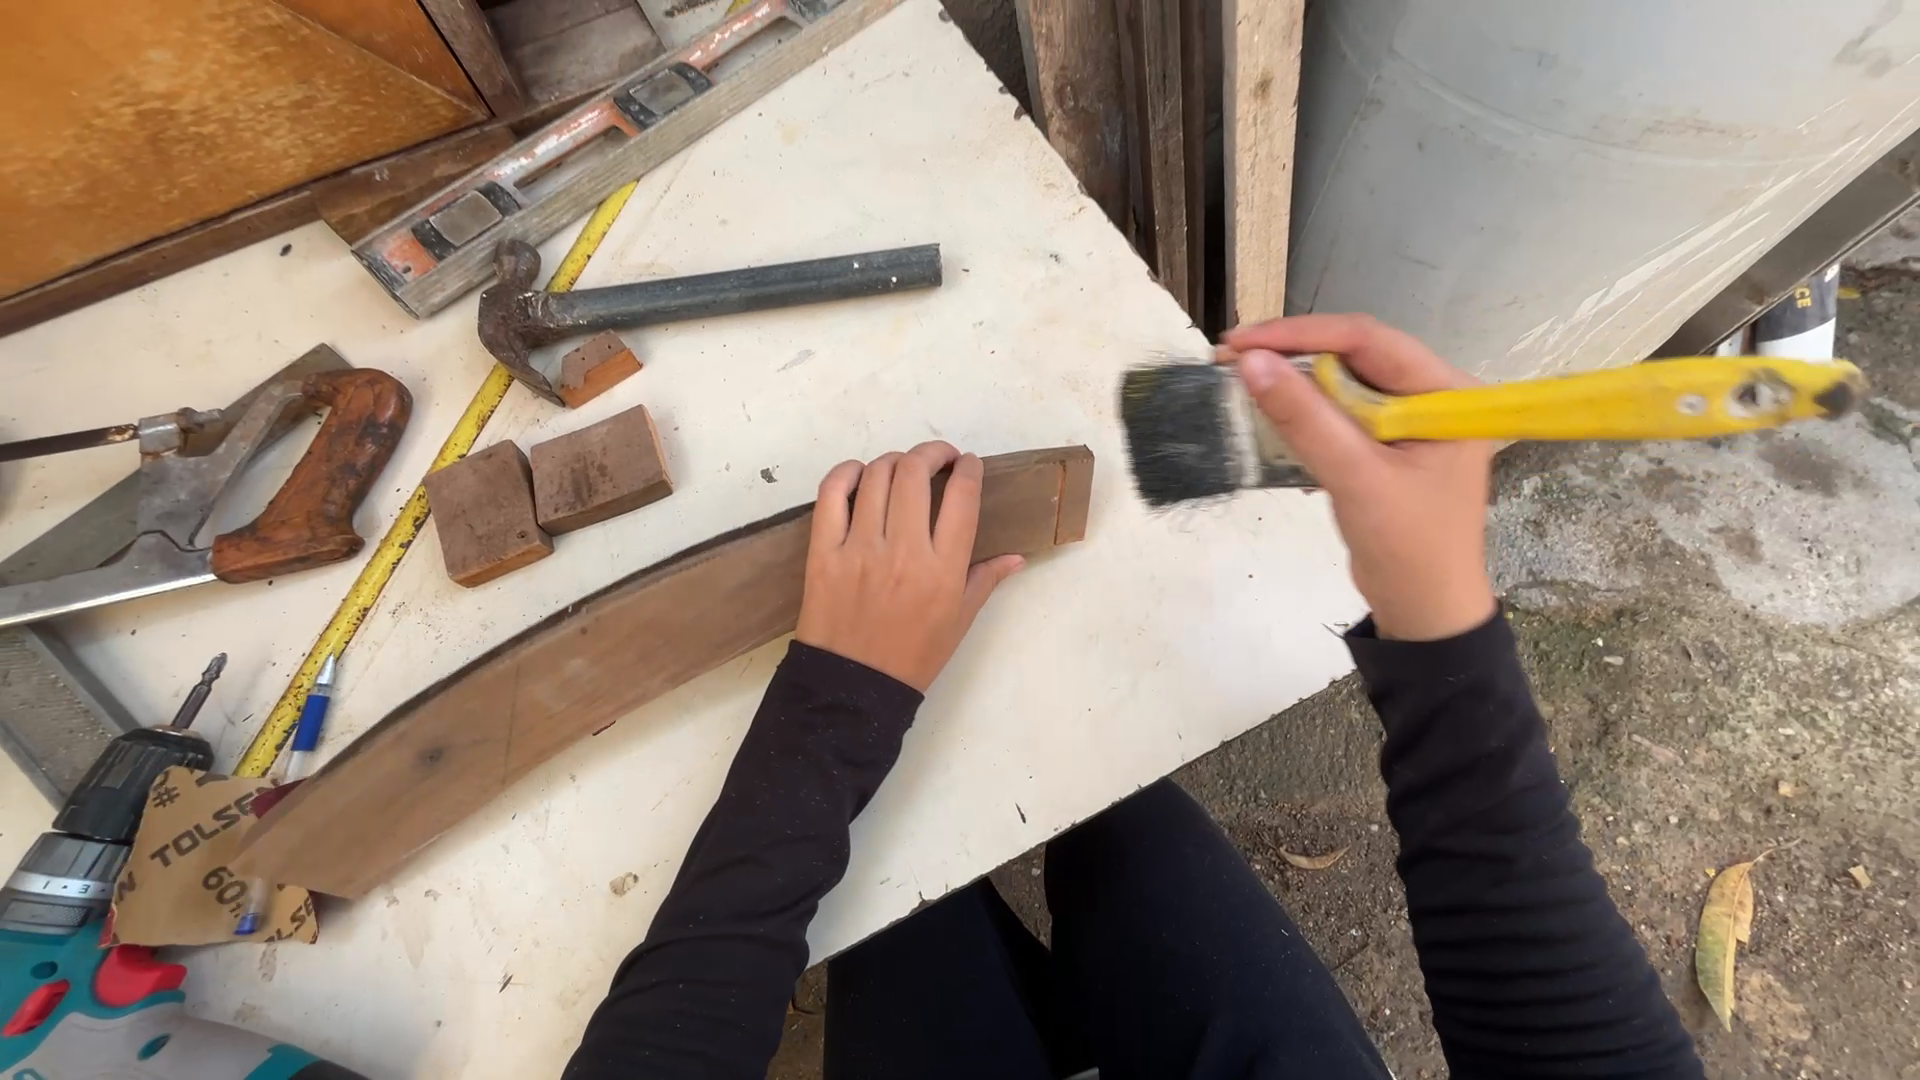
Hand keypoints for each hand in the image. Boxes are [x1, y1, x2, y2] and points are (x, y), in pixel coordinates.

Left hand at [795, 441, 1024, 691]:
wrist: (853, 686)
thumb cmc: (913, 656)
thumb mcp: (960, 621)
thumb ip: (986, 580)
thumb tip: (1016, 556)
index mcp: (943, 569)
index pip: (962, 497)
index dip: (968, 469)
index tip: (967, 464)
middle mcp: (904, 551)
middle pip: (916, 473)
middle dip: (932, 453)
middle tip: (938, 459)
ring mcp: (859, 549)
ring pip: (876, 476)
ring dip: (894, 461)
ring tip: (902, 470)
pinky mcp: (824, 552)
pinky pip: (831, 494)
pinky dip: (846, 473)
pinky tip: (858, 475)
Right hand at [1222, 314, 1496, 641]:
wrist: (1422, 608)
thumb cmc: (1405, 544)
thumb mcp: (1354, 477)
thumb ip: (1304, 419)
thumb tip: (1250, 363)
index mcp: (1445, 392)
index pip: (1368, 340)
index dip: (1301, 334)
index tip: (1240, 344)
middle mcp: (1430, 396)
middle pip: (1354, 356)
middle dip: (1292, 354)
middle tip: (1231, 360)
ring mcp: (1406, 422)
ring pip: (1341, 384)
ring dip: (1293, 383)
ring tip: (1241, 380)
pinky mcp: (1384, 446)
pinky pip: (1338, 414)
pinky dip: (1303, 413)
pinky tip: (1270, 416)